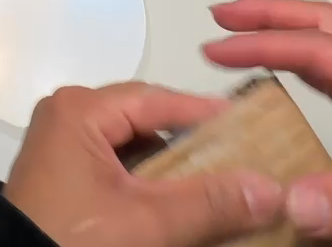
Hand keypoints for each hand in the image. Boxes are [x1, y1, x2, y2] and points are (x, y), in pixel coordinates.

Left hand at [4, 82, 285, 246]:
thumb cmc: (75, 241)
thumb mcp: (147, 224)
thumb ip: (209, 203)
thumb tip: (269, 188)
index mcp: (78, 109)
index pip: (155, 99)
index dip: (203, 112)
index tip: (249, 122)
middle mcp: (66, 116)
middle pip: (143, 120)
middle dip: (191, 142)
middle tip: (240, 156)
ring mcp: (61, 146)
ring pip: (131, 146)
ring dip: (172, 166)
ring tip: (219, 182)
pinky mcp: (63, 176)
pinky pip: (116, 167)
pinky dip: (148, 183)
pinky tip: (180, 203)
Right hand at [204, 0, 331, 246]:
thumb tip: (291, 201)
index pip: (320, 49)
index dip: (265, 44)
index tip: (218, 47)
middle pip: (325, 27)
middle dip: (271, 16)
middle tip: (221, 18)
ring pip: (331, 49)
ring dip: (285, 37)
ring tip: (239, 38)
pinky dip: (303, 71)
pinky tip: (283, 79)